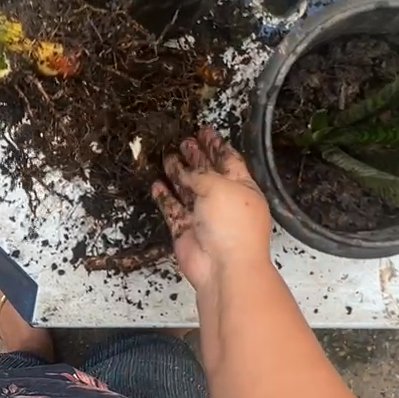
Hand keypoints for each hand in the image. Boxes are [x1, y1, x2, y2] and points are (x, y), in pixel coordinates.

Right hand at [152, 126, 273, 292]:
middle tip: (183, 141)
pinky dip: (165, 197)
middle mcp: (223, 200)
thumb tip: (185, 169)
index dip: (215, 144)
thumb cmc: (232, 226)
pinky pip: (173, 209)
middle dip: (196, 156)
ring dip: (178, 173)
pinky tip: (157, 184)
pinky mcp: (185, 230)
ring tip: (167, 156)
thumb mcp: (219, 187)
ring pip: (188, 189)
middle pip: (207, 173)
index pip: (228, 160)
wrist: (223, 267)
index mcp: (241, 187)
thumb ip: (200, 174)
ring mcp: (203, 216)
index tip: (204, 130)